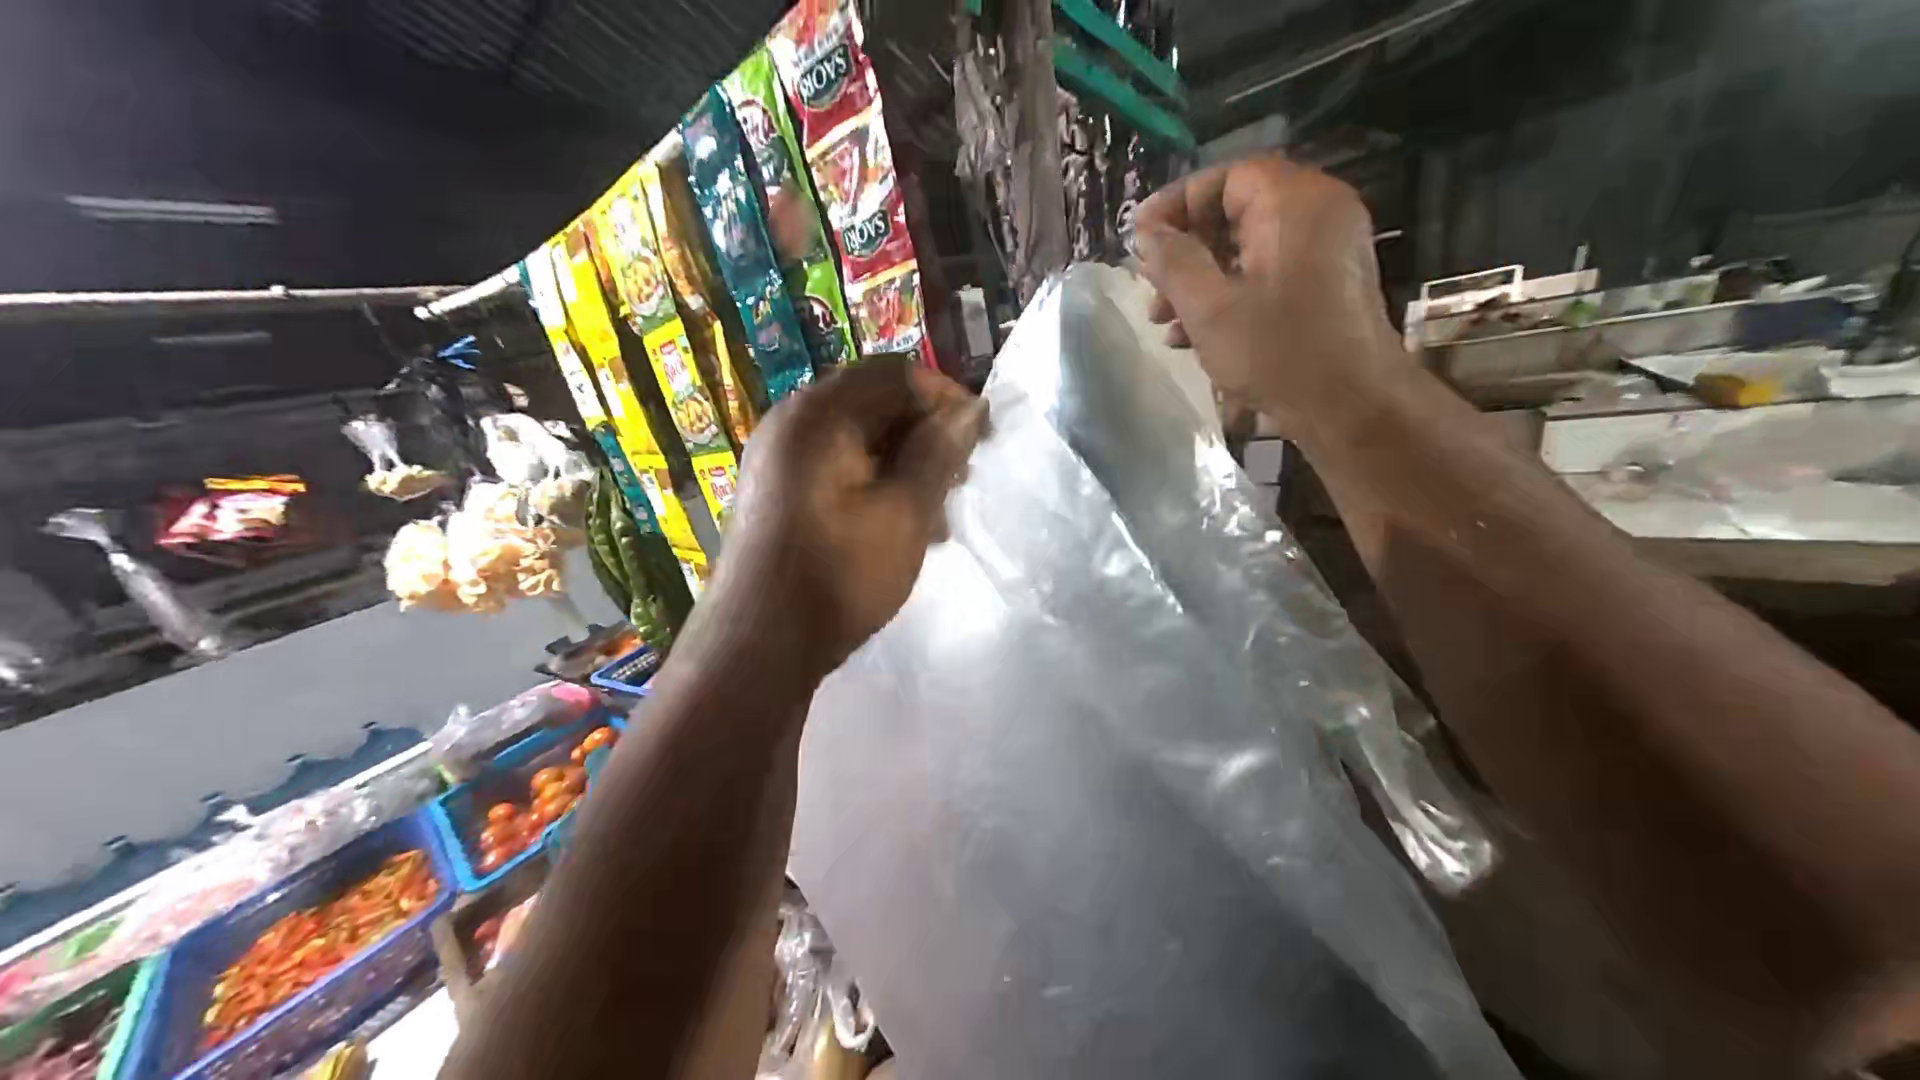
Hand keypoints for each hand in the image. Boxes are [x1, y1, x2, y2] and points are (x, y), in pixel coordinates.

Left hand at [697, 359, 986, 679]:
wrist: (759, 645)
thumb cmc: (840, 574)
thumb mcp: (905, 512)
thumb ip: (939, 452)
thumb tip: (971, 408)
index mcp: (819, 414)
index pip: (895, 374)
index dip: (946, 397)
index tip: (981, 437)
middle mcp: (790, 422)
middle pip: (873, 402)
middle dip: (925, 433)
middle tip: (960, 476)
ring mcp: (776, 457)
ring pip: (856, 437)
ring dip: (903, 461)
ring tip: (936, 510)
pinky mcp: (774, 490)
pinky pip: (833, 464)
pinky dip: (873, 480)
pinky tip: (897, 523)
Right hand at [1134, 155, 1404, 439]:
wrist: (1352, 407)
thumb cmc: (1277, 354)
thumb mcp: (1209, 310)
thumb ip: (1173, 261)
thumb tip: (1147, 232)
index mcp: (1293, 203)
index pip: (1225, 176)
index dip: (1175, 204)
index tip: (1139, 239)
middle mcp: (1316, 213)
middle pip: (1234, 211)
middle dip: (1184, 249)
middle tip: (1148, 287)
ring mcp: (1325, 249)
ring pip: (1246, 247)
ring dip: (1199, 278)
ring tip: (1163, 320)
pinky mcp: (1324, 284)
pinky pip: (1266, 272)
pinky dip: (1228, 293)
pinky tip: (1192, 333)